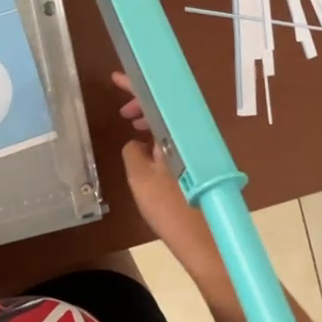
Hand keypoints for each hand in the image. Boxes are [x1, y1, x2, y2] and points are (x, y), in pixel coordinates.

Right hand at [112, 72, 217, 273]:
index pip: (158, 97)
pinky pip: (177, 139)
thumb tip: (137, 143)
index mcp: (179, 131)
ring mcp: (199, 150)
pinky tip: (146, 151)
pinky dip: (160, 137)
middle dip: (144, 103)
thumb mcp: (139, 178)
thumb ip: (132, 152)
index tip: (117, 78)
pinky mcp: (199, 166)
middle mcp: (193, 135)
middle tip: (122, 112)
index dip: (136, 85)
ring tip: (131, 128)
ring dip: (151, 121)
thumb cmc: (170, 209)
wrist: (204, 243)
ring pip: (173, 123)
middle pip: (169, 107)